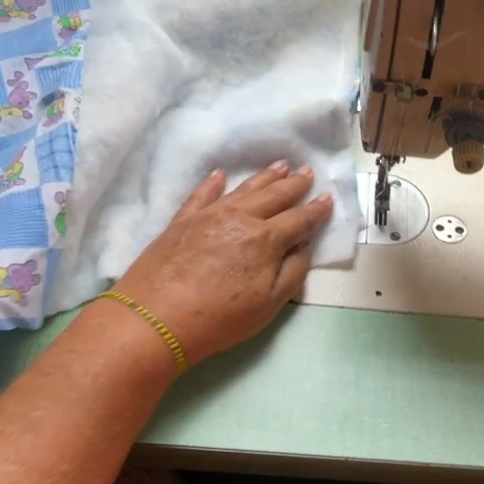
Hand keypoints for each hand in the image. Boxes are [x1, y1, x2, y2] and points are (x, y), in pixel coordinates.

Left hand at [106, 161, 333, 367]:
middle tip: (307, 171)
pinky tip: (220, 175)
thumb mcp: (269, 304)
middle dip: (293, 184)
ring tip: (279, 165)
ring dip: (264, 177)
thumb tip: (303, 246)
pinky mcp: (182, 221)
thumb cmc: (220, 318)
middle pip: (273, 196)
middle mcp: (240, 219)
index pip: (299, 219)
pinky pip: (202, 194)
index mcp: (266, 239)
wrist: (156, 318)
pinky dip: (213, 183)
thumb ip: (292, 272)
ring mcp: (209, 216)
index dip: (316, 210)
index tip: (327, 198)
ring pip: (242, 189)